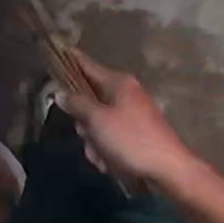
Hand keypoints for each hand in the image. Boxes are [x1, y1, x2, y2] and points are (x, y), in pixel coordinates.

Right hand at [56, 48, 207, 193]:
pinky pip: (109, 138)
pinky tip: (110, 164)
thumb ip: (77, 104)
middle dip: (83, 123)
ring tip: (102, 156)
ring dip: (94, 142)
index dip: (70, 59)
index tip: (54, 52)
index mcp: (118, 83)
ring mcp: (130, 115)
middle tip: (86, 133)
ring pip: (96, 123)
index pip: (87, 64)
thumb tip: (59, 92)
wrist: (168, 170)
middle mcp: (124, 94)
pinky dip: (106, 151)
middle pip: (88, 100)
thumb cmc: (132, 139)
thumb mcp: (98, 121)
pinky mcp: (134, 135)